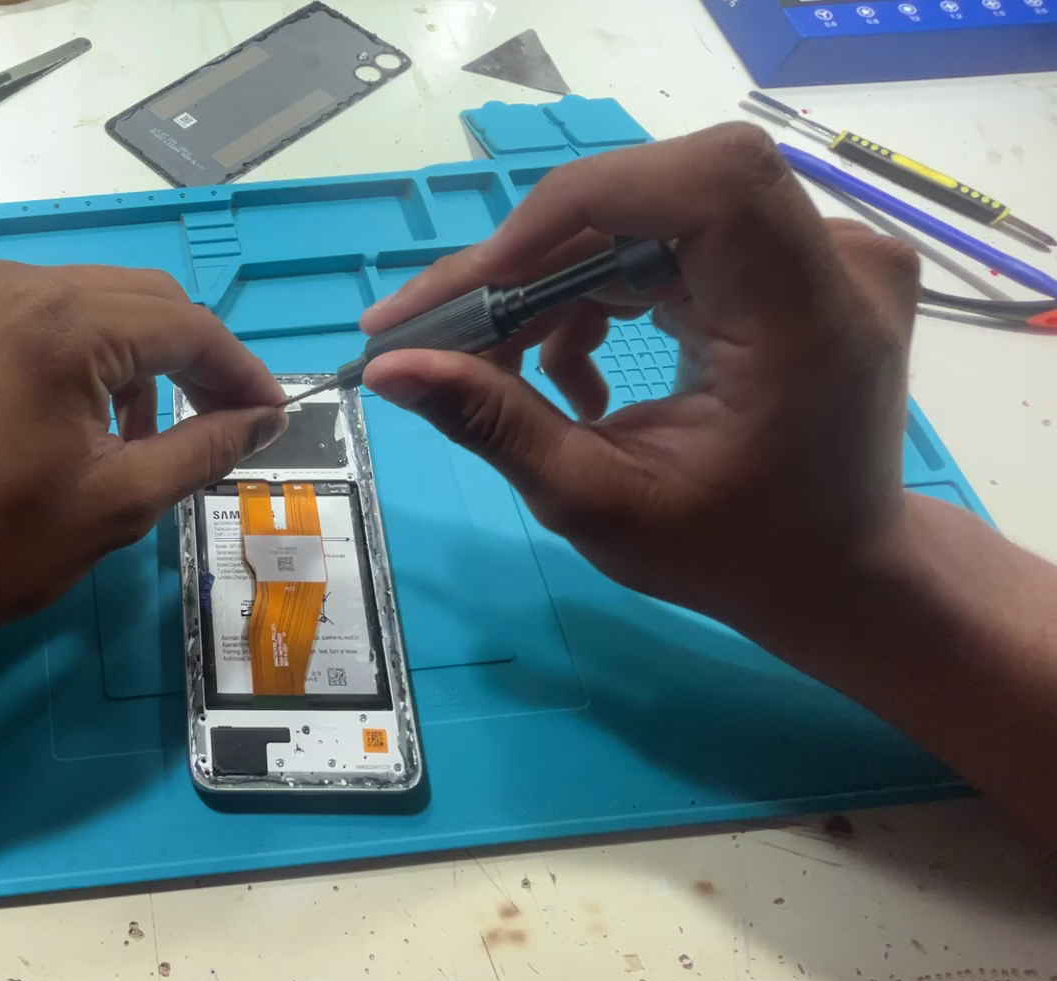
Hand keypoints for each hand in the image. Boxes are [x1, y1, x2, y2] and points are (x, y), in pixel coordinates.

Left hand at [0, 261, 286, 649]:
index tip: (272, 415)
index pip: (186, 326)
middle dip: (192, 360)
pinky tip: (81, 414)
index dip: (240, 371)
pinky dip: (79, 356)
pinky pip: (38, 319)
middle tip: (222, 421)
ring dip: (135, 359)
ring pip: (91, 305)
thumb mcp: (122, 501)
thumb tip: (267, 419)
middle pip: (142, 301)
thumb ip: (207, 447)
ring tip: (144, 433)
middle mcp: (17, 282)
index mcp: (64, 321)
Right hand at [360, 123, 921, 629]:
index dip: (573, 209)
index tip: (475, 282)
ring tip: (482, 370)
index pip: (702, 185)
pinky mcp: (768, 269)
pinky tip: (560, 377)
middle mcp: (821, 259)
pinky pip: (643, 254)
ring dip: (532, 293)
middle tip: (423, 331)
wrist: (822, 565)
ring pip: (626, 228)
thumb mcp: (589, 498)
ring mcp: (800, 257)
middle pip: (641, 203)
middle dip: (516, 265)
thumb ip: (491, 424)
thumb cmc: (720, 547)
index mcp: (803, 318)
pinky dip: (574, 305)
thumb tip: (387, 368)